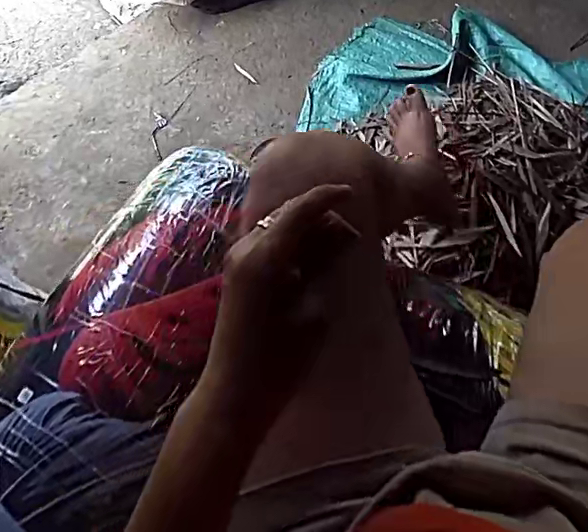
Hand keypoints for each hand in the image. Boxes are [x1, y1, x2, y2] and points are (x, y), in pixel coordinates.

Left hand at [201, 183, 359, 426]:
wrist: (234, 395)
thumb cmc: (279, 363)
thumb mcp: (313, 310)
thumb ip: (324, 263)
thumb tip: (344, 231)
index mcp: (264, 256)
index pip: (300, 209)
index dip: (327, 196)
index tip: (352, 192)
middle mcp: (246, 247)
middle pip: (289, 213)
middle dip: (321, 215)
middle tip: (352, 237)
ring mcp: (238, 257)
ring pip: (278, 223)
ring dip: (307, 226)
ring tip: (336, 246)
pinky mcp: (237, 269)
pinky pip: (269, 239)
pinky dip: (292, 239)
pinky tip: (312, 256)